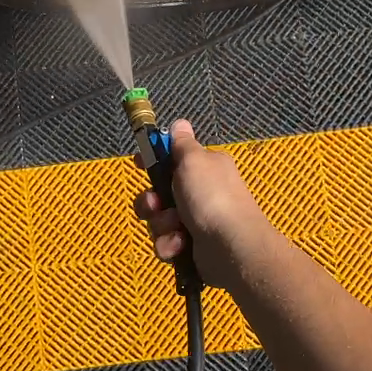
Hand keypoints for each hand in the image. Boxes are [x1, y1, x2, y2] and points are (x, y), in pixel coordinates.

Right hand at [133, 120, 280, 288]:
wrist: (232, 247)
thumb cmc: (211, 197)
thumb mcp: (194, 160)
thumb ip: (182, 143)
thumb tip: (180, 122)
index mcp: (205, 167)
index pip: (173, 158)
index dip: (154, 160)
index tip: (139, 163)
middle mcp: (202, 192)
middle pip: (160, 192)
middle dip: (152, 200)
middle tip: (156, 203)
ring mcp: (196, 221)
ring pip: (159, 219)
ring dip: (162, 224)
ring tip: (176, 228)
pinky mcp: (191, 247)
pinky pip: (167, 242)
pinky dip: (170, 244)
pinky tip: (180, 245)